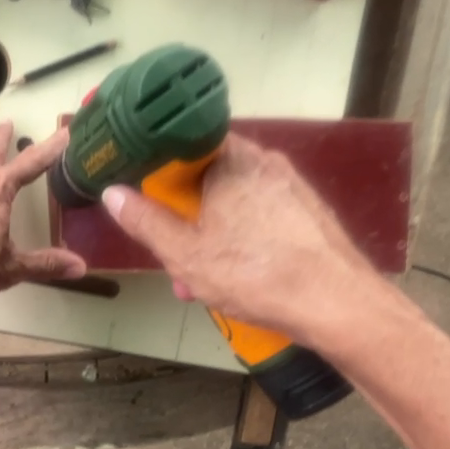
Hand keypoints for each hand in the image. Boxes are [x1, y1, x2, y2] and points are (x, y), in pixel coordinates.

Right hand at [101, 135, 381, 346]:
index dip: (158, 173)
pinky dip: (240, 241)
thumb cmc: (254, 274)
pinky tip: (237, 277)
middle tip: (173, 259)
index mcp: (230, 160)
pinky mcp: (307, 213)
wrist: (335, 303)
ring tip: (200, 282)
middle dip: (183, 219)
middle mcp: (263, 162)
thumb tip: (113, 192)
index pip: (182, 144)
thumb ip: (146, 221)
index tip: (145, 202)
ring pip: (233, 203)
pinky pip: (259, 217)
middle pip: (206, 179)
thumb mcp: (184, 254)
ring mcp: (290, 186)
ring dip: (209, 237)